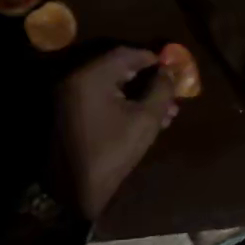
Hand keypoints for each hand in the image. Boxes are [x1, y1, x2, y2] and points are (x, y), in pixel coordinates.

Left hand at [54, 47, 178, 218]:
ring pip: (112, 86)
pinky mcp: (70, 113)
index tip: (173, 69)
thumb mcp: (145, 120)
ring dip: (138, 94)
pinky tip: (144, 119)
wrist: (73, 190)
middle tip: (172, 93)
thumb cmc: (112, 151)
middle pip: (119, 69)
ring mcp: (71, 96)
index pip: (127, 54)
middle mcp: (77, 79)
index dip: (153, 59)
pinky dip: (122, 103)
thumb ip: (161, 90)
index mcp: (92, 75)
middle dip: (148, 80)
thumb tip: (169, 71)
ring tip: (165, 112)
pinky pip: (101, 98)